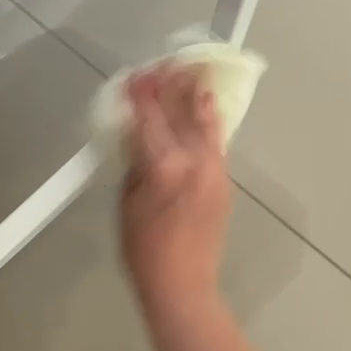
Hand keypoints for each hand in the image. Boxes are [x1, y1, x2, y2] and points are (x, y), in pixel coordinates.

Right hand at [118, 62, 232, 308]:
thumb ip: (134, 166)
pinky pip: (215, 142)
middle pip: (183, 111)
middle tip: (165, 65)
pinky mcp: (224, 182)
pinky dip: (208, 122)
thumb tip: (138, 141)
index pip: (149, 118)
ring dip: (197, 96)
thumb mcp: (126, 205)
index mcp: (164, 166)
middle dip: (172, 86)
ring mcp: (214, 170)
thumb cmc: (143, 252)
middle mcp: (194, 161)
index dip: (141, 94)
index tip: (135, 77)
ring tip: (195, 73)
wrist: (183, 285)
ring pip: (207, 123)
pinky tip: (204, 111)